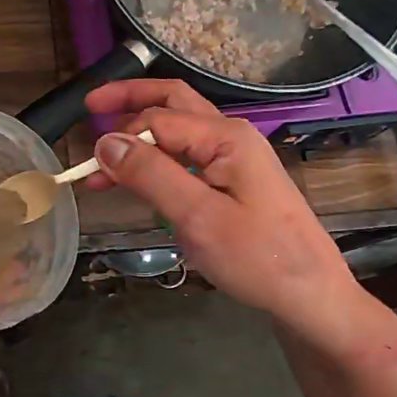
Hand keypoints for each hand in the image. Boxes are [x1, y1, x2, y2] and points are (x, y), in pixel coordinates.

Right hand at [84, 80, 360, 326]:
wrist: (309, 294)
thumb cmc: (258, 258)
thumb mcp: (198, 217)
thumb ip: (151, 175)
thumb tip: (106, 142)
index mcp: (225, 137)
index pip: (158, 118)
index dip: (120, 136)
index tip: (86, 165)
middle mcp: (231, 137)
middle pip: (172, 103)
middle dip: (130, 102)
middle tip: (90, 108)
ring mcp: (235, 159)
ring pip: (178, 130)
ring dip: (140, 134)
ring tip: (103, 158)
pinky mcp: (234, 182)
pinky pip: (188, 157)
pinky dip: (157, 160)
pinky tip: (138, 179)